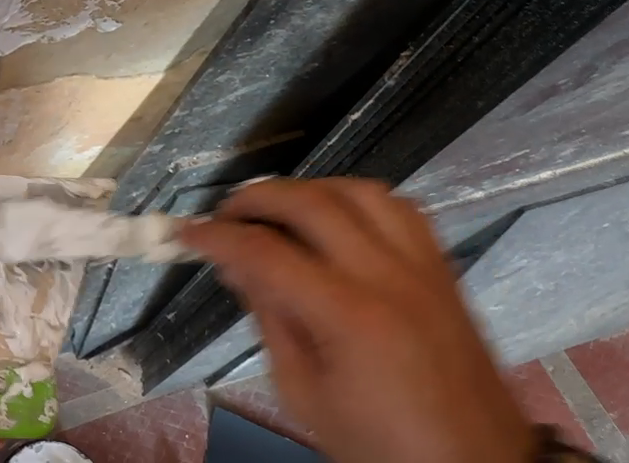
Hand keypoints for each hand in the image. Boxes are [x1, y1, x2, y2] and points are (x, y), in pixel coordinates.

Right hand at [180, 178, 534, 462]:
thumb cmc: (382, 446)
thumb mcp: (305, 396)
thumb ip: (270, 320)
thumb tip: (236, 265)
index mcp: (351, 318)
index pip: (265, 252)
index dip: (216, 237)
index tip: (185, 232)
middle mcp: (389, 277)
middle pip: (309, 203)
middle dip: (256, 199)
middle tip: (226, 215)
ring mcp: (423, 269)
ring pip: (357, 191)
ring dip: (308, 190)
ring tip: (279, 211)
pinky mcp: (444, 271)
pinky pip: (399, 208)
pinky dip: (357, 200)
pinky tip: (336, 218)